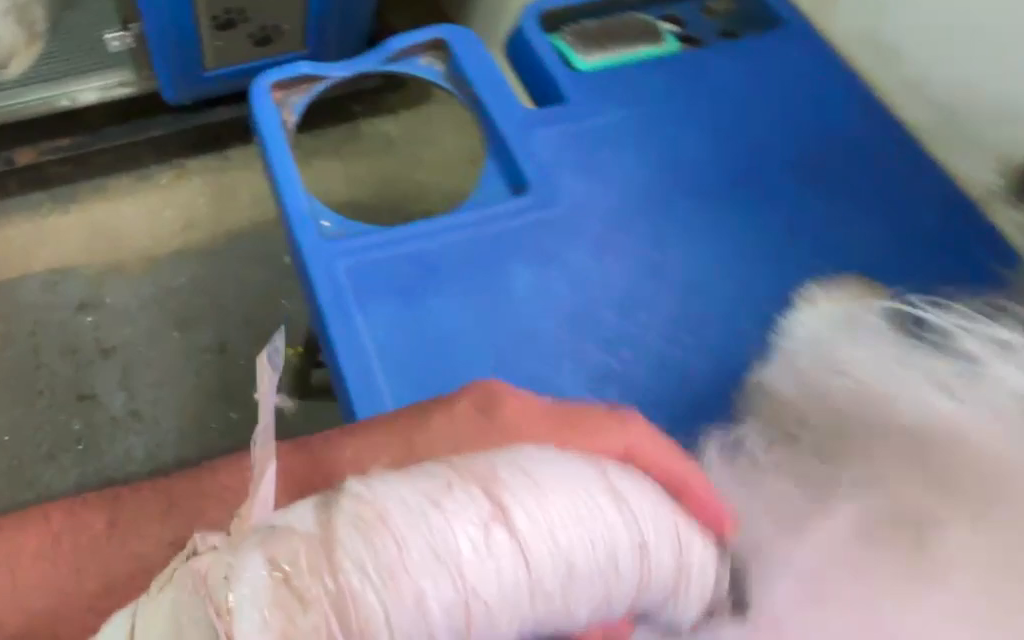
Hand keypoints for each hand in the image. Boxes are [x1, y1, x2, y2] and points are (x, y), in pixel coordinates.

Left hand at [384, 381, 735, 639]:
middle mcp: (496, 406)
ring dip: (601, 493)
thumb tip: (615, 621)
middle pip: (597, 436)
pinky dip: (557, 490)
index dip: (683, 478)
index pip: (621, 432)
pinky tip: (561, 539)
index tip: (722, 535)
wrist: (301, 498)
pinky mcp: (444, 430)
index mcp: (512, 423)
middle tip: (683, 557)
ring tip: (629, 556)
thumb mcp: (488, 575)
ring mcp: (466, 412)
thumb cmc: (392, 532)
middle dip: (648, 491)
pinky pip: (522, 454)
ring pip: (561, 446)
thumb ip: (562, 598)